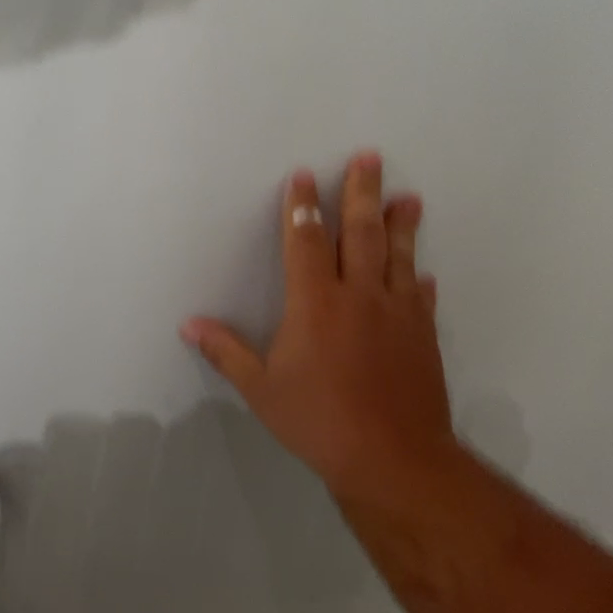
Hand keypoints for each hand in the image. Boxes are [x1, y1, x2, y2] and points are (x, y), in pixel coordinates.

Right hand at [181, 151, 457, 509]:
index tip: (302, 178)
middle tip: (368, 158)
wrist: (391, 454)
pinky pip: (419, 296)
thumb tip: (190, 325)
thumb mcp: (259, 388)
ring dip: (401, 223)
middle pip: (361, 235)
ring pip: (399, 257)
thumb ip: (226, 352)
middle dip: (361, 194)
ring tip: (408, 196)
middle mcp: (360, 298)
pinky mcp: (422, 336)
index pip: (307, 243)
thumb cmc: (315, 419)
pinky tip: (420, 271)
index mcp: (315, 305)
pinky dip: (415, 278)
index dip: (302, 208)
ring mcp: (397, 315)